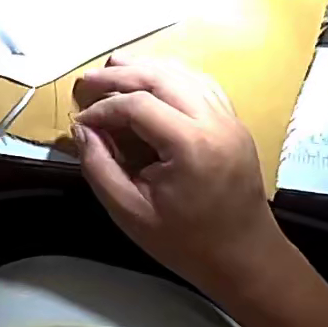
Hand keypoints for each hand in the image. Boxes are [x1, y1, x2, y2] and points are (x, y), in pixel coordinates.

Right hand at [71, 55, 303, 304]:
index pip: (137, 105)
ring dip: (146, 68)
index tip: (81, 122)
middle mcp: (214, 122)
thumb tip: (82, 130)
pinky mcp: (233, 124)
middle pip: (161, 77)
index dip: (102, 108)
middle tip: (88, 80)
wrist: (246, 259)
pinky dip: (172, 77)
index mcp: (190, 145)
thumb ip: (99, 166)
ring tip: (114, 68)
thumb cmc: (185, 242)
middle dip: (120, 75)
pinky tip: (151, 81)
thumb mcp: (128, 211)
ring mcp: (229, 120)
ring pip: (184, 74)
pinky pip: (201, 85)